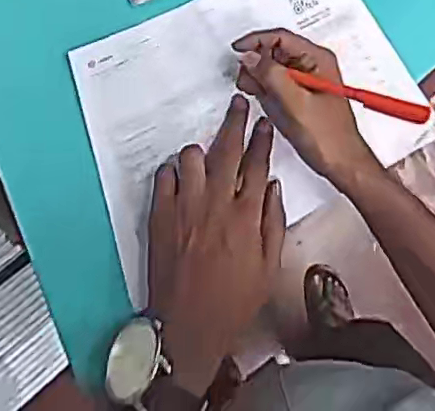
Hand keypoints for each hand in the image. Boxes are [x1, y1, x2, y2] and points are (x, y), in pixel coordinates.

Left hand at [145, 94, 284, 396]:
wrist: (187, 329)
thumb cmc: (232, 302)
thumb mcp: (268, 268)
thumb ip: (274, 222)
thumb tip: (271, 186)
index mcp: (245, 216)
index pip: (257, 163)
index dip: (262, 138)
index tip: (264, 123)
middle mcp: (215, 204)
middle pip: (227, 149)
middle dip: (235, 121)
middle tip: (238, 105)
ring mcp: (185, 208)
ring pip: (192, 156)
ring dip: (201, 151)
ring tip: (204, 156)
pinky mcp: (160, 216)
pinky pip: (164, 176)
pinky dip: (173, 172)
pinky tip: (180, 178)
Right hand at [234, 29, 384, 190]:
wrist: (342, 163)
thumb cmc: (328, 137)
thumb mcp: (295, 104)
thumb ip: (271, 76)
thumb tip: (250, 57)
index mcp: (317, 58)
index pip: (281, 37)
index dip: (256, 41)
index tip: (238, 50)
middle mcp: (312, 64)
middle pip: (276, 50)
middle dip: (257, 61)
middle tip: (244, 77)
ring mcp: (306, 79)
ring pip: (274, 66)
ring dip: (260, 76)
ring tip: (252, 89)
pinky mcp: (300, 93)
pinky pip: (278, 82)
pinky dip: (265, 87)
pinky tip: (262, 98)